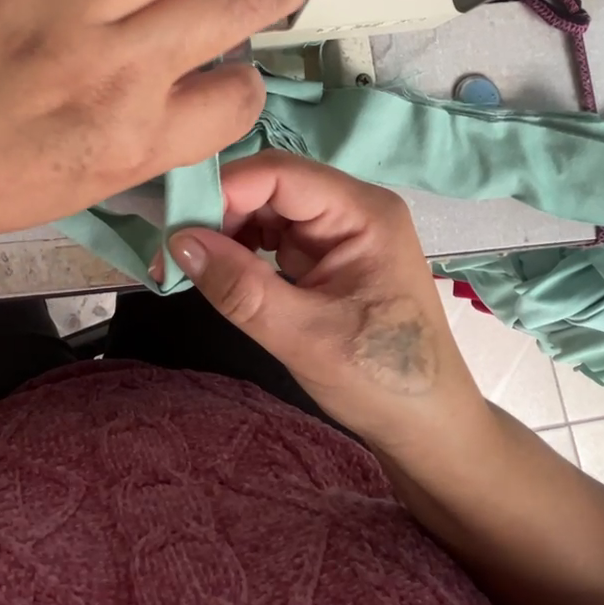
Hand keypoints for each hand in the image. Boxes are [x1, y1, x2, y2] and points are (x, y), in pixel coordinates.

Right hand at [163, 150, 487, 449]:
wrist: (428, 430)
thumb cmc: (380, 381)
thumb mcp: (302, 336)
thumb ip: (239, 286)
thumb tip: (176, 241)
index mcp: (362, 213)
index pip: (278, 173)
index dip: (223, 190)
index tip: (176, 226)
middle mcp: (351, 208)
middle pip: (269, 185)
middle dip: (219, 213)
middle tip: (174, 251)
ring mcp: (339, 231)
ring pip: (266, 208)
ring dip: (226, 232)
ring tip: (190, 265)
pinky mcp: (326, 254)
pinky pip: (272, 234)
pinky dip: (241, 250)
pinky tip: (220, 272)